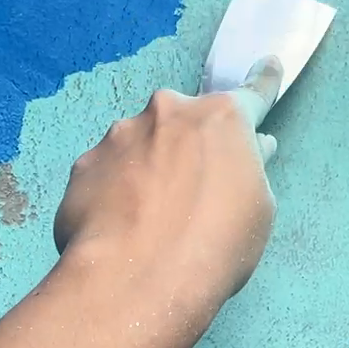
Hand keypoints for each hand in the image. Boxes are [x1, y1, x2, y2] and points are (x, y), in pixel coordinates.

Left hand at [52, 57, 282, 311]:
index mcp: (220, 119)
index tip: (266, 66)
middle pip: (180, 125)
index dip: (261, 84)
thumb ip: (250, 171)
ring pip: (136, 150)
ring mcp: (116, 137)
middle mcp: (165, 112)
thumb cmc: (214, 249)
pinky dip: (110, 198)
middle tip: (183, 197)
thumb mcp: (256, 213)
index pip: (250, 95)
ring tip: (142, 225)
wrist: (138, 281)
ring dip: (143, 174)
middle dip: (184, 150)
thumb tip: (250, 151)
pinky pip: (103, 178)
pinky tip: (113, 233)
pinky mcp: (81, 168)